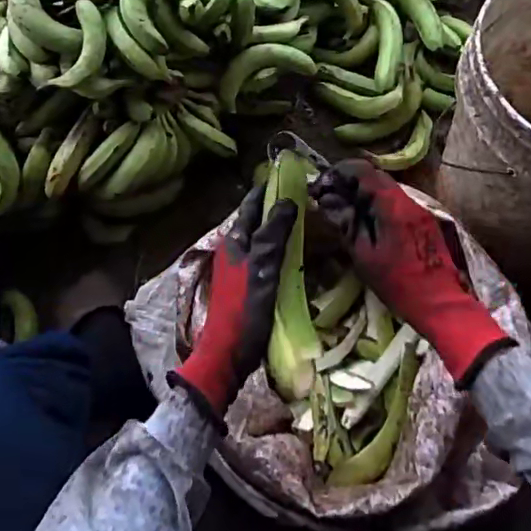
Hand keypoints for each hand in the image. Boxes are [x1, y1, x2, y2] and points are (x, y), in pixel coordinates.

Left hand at [168, 184, 295, 423]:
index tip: (288, 175)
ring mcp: (237, 269)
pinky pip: (265, 260)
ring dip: (279, 230)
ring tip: (306, 226)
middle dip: (277, 208)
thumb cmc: (243, 309)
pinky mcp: (244, 287)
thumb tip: (287, 200)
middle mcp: (233, 250)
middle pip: (256, 221)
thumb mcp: (262, 269)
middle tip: (306, 201)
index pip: (251, 205)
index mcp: (234, 241)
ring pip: (261, 240)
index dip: (267, 189)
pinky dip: (280, 252)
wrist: (225, 355)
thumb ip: (273, 234)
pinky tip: (296, 259)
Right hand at [310, 159, 514, 386]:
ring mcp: (419, 210)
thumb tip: (329, 201)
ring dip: (363, 194)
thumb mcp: (364, 255)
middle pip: (375, 176)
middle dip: (350, 182)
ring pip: (386, 189)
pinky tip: (365, 221)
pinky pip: (396, 203)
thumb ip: (347, 223)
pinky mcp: (424, 222)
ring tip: (345, 211)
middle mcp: (408, 201)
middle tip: (330, 198)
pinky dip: (377, 204)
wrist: (443, 305)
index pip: (363, 170)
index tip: (323, 187)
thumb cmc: (399, 283)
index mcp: (393, 206)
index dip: (339, 173)